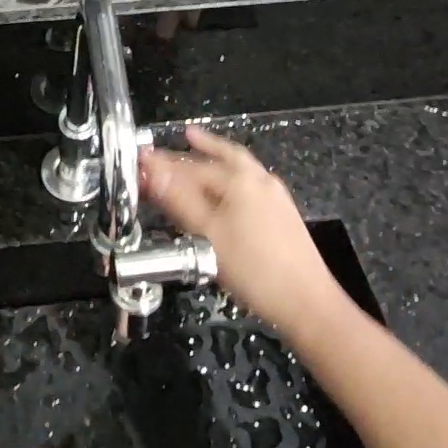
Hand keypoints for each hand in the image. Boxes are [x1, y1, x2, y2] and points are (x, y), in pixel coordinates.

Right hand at [139, 126, 357, 339]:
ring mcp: (274, 196)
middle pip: (220, 157)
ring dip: (214, 157)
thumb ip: (177, 199)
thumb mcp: (207, 235)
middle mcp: (259, 180)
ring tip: (196, 147)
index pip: (190, 165)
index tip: (140, 159)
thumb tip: (150, 170)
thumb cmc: (254, 269)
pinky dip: (230, 177)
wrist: (308, 304)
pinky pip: (248, 183)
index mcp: (240, 180)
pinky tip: (224, 190)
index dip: (162, 164)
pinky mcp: (282, 214)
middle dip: (194, 150)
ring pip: (237, 168)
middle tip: (171, 144)